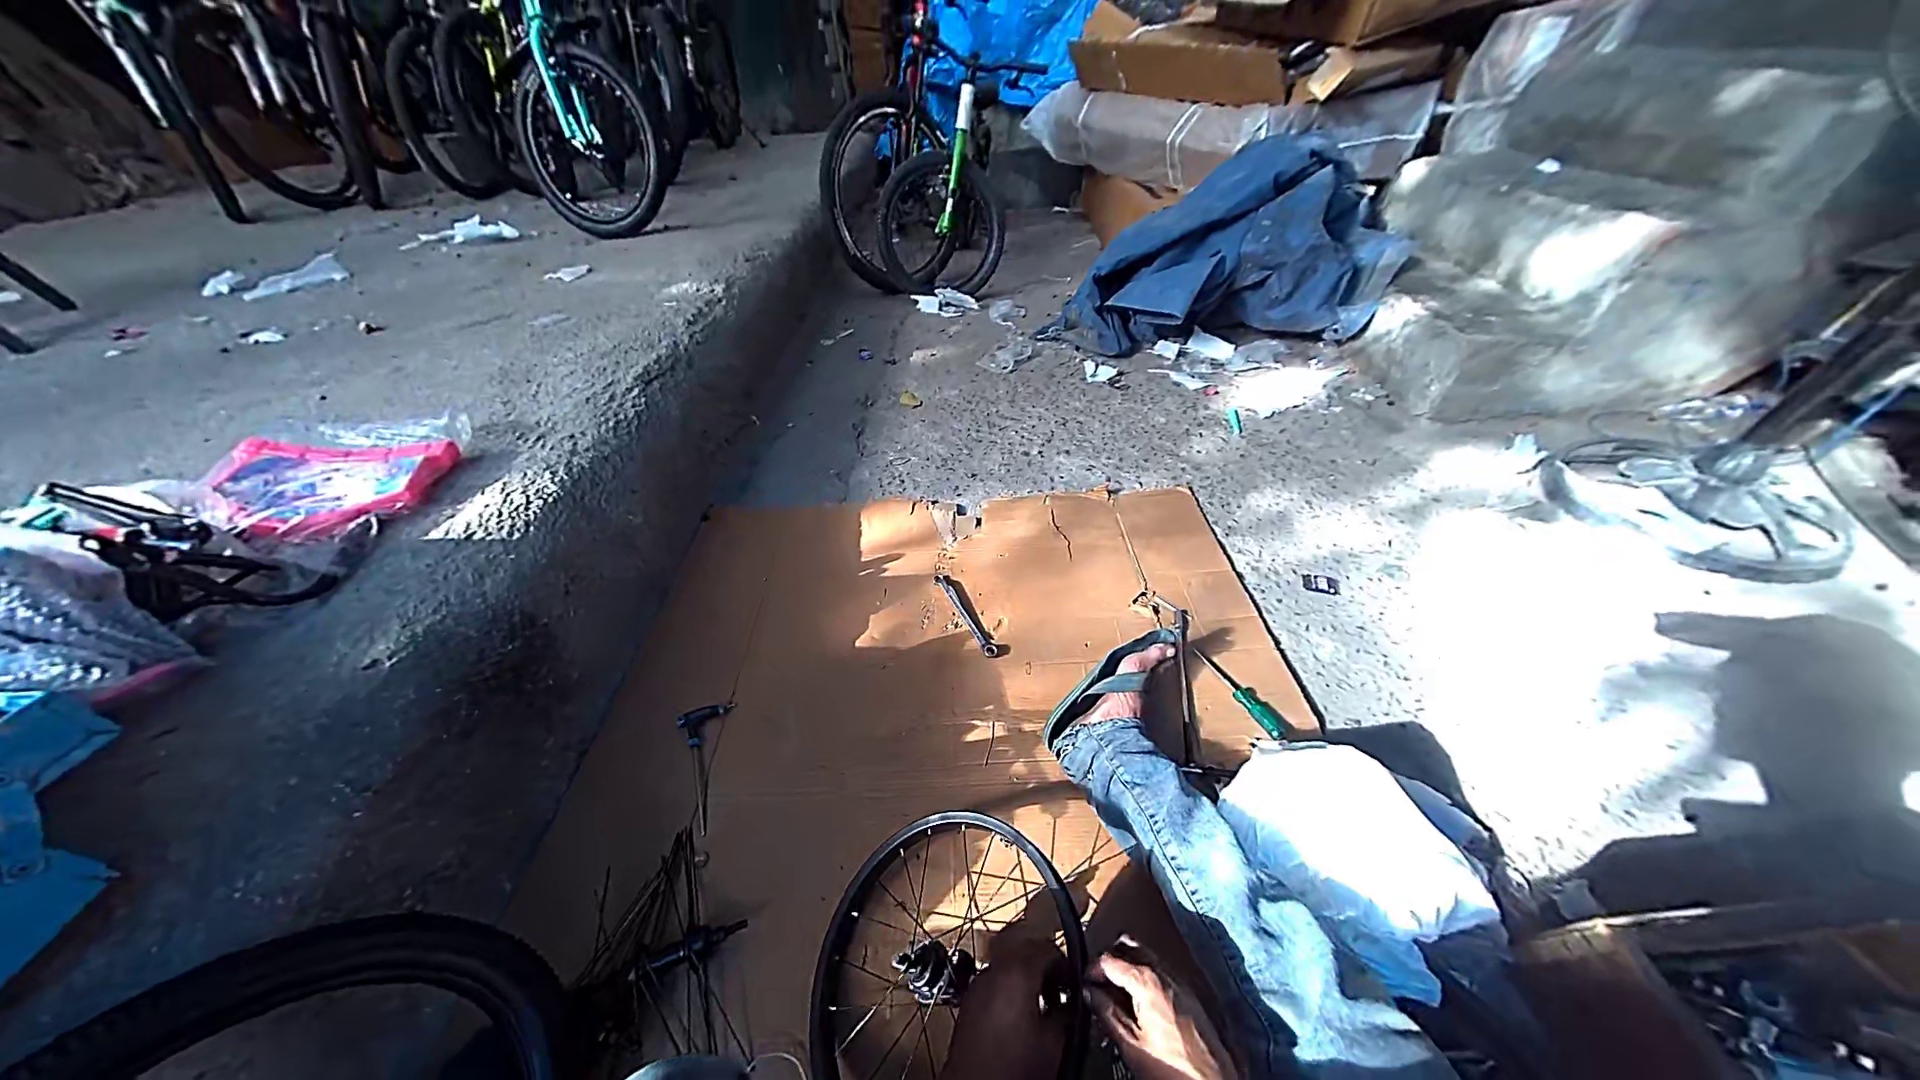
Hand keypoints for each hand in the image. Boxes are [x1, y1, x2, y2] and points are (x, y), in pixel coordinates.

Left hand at [942, 936, 1069, 1079]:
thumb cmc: (1012, 1068)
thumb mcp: (1053, 1043)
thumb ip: (1067, 1014)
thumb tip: (1074, 1004)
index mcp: (1017, 973)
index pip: (1047, 949)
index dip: (1066, 964)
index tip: (1075, 982)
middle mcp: (995, 970)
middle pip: (1025, 948)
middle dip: (1046, 963)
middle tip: (1061, 985)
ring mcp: (979, 983)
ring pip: (1009, 962)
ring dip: (1028, 973)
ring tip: (1043, 1000)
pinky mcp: (970, 1000)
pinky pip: (995, 979)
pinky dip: (1011, 985)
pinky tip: (1021, 1012)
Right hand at [1085, 940, 1236, 1079]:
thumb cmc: (1172, 1070)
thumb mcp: (1130, 1044)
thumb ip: (1105, 1012)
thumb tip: (1090, 993)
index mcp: (1146, 980)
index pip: (1108, 959)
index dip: (1092, 969)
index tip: (1086, 982)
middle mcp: (1164, 971)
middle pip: (1129, 945)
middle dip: (1111, 957)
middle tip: (1100, 980)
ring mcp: (1180, 980)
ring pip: (1147, 955)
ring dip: (1129, 965)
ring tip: (1119, 992)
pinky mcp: (1191, 993)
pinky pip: (1162, 970)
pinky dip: (1147, 975)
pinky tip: (1141, 1001)